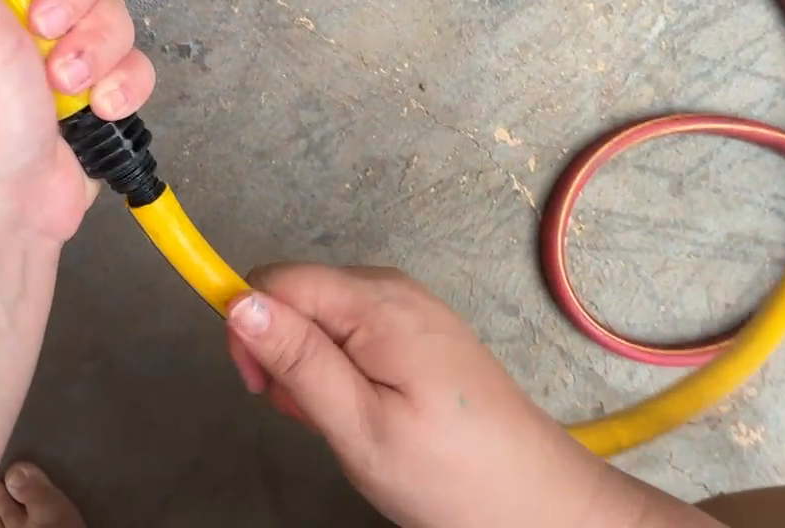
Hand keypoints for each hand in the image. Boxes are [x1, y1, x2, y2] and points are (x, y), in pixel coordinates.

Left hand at [0, 0, 155, 244]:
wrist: (2, 217)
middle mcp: (14, 13)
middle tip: (48, 36)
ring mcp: (57, 52)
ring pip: (111, 9)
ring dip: (98, 49)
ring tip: (71, 88)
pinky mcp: (94, 87)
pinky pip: (132, 59)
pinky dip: (124, 83)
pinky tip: (101, 110)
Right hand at [224, 265, 650, 527]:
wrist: (547, 508)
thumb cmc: (450, 476)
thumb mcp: (361, 427)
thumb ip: (298, 360)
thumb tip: (237, 301)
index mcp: (375, 302)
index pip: (275, 280)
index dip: (251, 325)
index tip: (260, 386)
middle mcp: (388, 286)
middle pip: (297, 294)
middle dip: (285, 350)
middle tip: (314, 415)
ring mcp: (407, 303)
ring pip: (320, 313)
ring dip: (311, 363)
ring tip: (345, 420)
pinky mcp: (418, 325)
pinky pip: (351, 326)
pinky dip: (340, 363)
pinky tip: (367, 406)